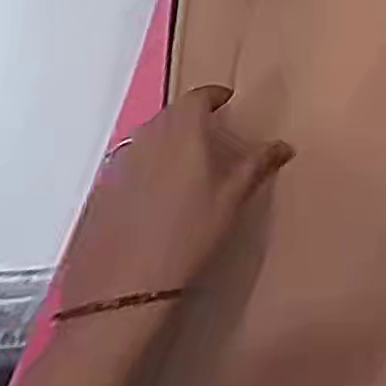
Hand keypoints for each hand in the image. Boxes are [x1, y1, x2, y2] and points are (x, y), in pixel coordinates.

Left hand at [59, 86, 291, 310]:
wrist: (123, 291)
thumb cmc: (188, 236)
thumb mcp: (231, 200)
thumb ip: (257, 165)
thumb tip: (284, 146)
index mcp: (182, 131)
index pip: (197, 96)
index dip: (213, 95)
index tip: (227, 100)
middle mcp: (148, 137)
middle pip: (171, 113)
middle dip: (192, 115)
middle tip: (212, 131)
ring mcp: (120, 163)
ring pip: (148, 135)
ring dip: (168, 137)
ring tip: (187, 160)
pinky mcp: (101, 190)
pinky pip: (129, 162)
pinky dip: (147, 163)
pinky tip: (156, 193)